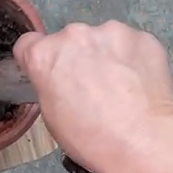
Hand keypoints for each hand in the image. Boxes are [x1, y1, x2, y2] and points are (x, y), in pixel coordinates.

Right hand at [13, 21, 172, 172]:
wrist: (142, 141)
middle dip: (77, 59)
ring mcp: (111, 31)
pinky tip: (138, 84)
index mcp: (44, 55)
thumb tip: (62, 78)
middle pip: (69, 41)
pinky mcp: (143, 37)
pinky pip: (131, 45)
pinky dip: (132, 59)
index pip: (29, 44)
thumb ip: (50, 84)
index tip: (52, 76)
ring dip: (106, 56)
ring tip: (119, 88)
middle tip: (90, 89)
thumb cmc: (91, 138)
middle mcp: (74, 35)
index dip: (40, 62)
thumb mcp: (51, 116)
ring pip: (103, 40)